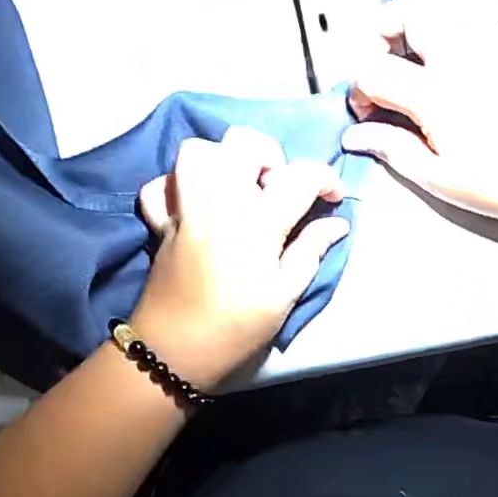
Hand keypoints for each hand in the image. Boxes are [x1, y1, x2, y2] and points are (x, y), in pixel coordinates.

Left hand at [128, 126, 348, 389]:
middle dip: (271, 155)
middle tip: (280, 187)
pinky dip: (180, 186)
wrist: (173, 352)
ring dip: (223, 159)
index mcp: (256, 222)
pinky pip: (163, 185)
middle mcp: (218, 203)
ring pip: (197, 152)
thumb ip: (310, 252)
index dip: (326, 179)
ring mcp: (185, 209)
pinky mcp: (160, 222)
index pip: (299, 176)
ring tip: (239, 186)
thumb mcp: (283, 296)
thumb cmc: (236, 329)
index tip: (334, 197)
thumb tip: (337, 223)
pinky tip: (198, 204)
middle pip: (243, 143)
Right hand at [341, 0, 497, 238]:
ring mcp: (497, 50)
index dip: (358, 88)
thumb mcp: (437, 177)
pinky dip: (484, 5)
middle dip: (384, 28)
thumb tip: (359, 135)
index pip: (376, 70)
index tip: (364, 109)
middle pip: (411, 12)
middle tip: (380, 59)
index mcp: (437, 96)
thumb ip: (394, 148)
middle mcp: (465, 61)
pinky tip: (469, 27)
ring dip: (428, 8)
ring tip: (417, 37)